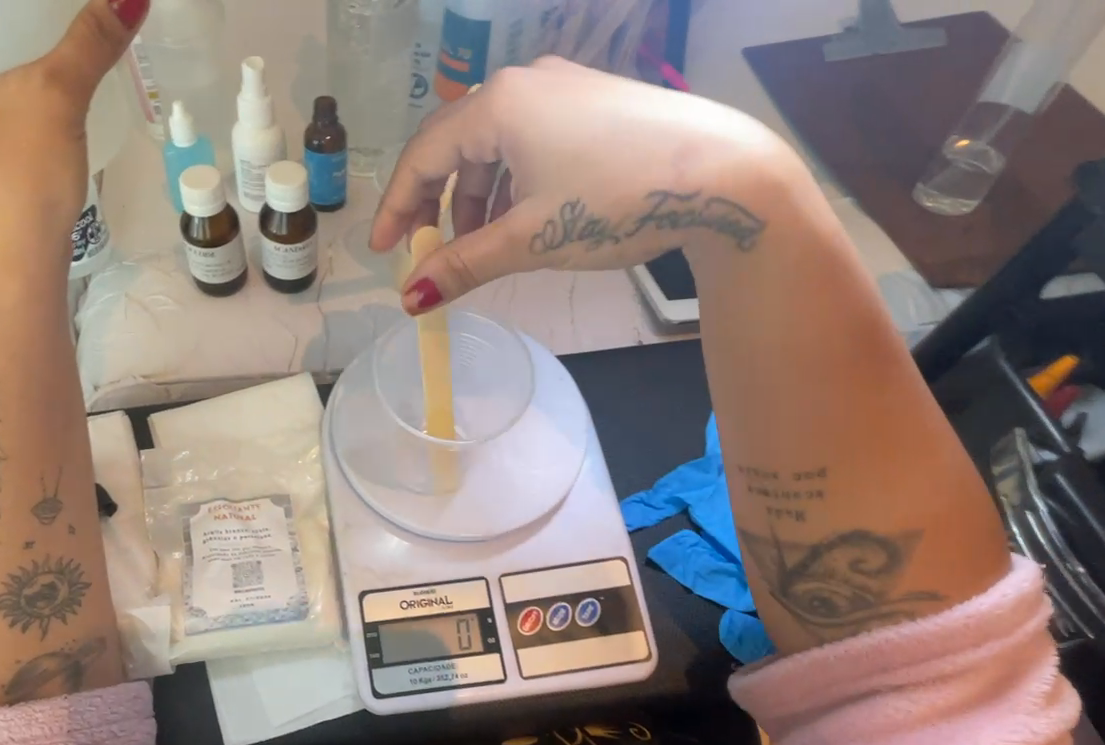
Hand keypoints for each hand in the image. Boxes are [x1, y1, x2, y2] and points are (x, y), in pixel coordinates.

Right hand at [369, 58, 808, 312]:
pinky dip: (510, 186)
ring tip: (479, 247)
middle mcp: (523, 85)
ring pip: (493, 148)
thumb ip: (462, 266)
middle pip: (454, 147)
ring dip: (475, 200)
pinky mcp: (590, 105)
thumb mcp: (528, 238)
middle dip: (434, 204)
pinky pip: (527, 144)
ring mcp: (561, 90)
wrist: (722, 178)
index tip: (383, 253)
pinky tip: (520, 220)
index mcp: (497, 105)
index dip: (396, 207)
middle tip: (424, 251)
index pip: (423, 156)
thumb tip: (408, 300)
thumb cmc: (612, 202)